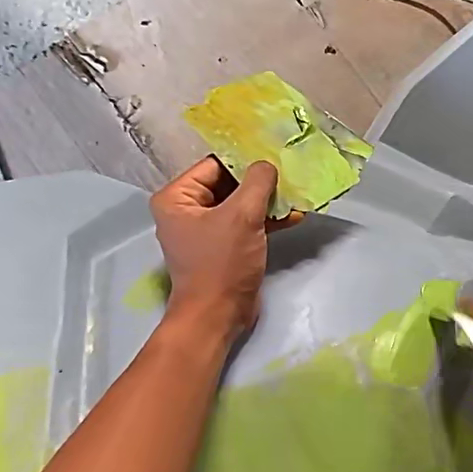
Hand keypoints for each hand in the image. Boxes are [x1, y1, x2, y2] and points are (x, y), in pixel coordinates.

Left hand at [149, 157, 280, 337]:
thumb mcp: (242, 216)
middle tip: (290, 172)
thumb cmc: (222, 263)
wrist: (218, 316)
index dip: (245, 160)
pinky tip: (293, 215)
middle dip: (259, 181)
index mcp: (177, 198)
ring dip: (267, 201)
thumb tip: (267, 164)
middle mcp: (186, 210)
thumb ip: (257, 182)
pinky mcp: (224, 247)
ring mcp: (205, 230)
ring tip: (295, 194)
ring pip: (240, 204)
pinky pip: (245, 224)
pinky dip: (266, 220)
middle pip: (228, 183)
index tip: (275, 155)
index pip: (214, 165)